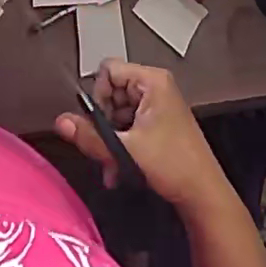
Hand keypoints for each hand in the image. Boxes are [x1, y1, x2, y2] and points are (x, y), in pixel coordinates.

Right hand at [55, 59, 231, 212]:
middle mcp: (155, 87)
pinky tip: (120, 168)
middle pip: (111, 92)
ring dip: (110, 139)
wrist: (203, 196)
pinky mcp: (158, 122)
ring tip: (114, 165)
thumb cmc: (174, 166)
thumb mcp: (126, 150)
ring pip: (117, 112)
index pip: (109, 70)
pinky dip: (120, 145)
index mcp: (152, 81)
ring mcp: (157, 105)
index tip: (101, 122)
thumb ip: (90, 135)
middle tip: (107, 148)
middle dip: (104, 124)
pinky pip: (128, 124)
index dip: (99, 95)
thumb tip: (61, 122)